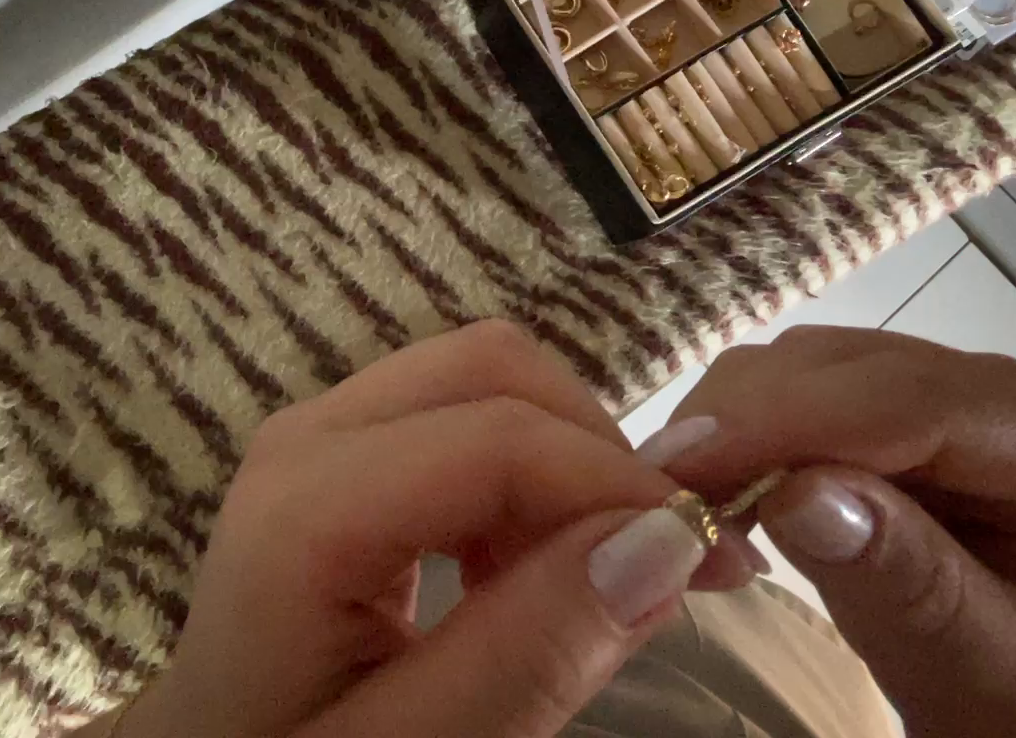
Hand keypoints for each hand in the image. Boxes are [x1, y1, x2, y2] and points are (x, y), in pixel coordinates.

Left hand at [114, 320, 711, 737]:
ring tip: (577, 578)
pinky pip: (460, 409)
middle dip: (594, 448)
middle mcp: (310, 428)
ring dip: (561, 459)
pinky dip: (522, 469)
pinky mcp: (345, 438)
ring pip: (484, 376)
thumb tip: (664, 539)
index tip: (709, 557)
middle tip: (654, 561)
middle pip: (490, 366)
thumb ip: (533, 649)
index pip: (496, 437)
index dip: (617, 483)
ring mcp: (324, 422)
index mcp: (306, 504)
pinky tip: (515, 563)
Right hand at [642, 326, 1015, 737]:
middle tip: (666, 483)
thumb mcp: (988, 687)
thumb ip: (906, 586)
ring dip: (736, 416)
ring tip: (690, 490)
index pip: (929, 402)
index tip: (692, 466)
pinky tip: (719, 476)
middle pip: (860, 368)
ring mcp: (946, 398)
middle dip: (753, 415)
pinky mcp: (886, 411)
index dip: (801, 421)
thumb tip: (794, 490)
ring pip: (813, 362)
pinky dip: (741, 424)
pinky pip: (794, 387)